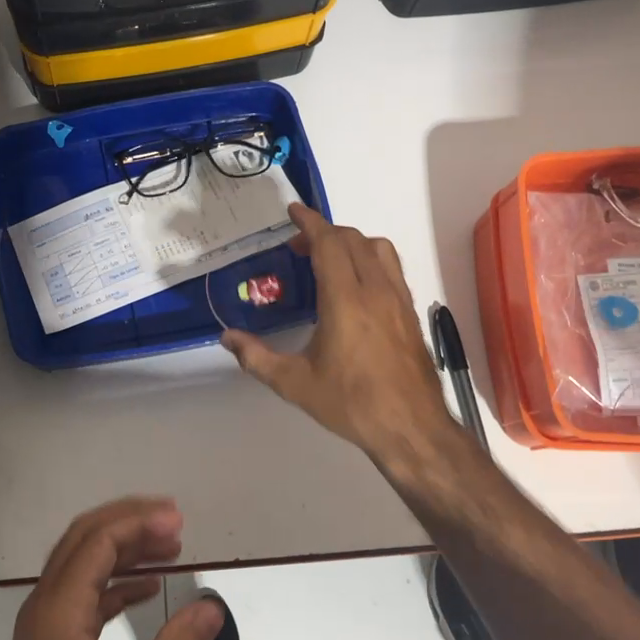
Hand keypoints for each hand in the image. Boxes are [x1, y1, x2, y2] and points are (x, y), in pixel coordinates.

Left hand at [0, 498, 224, 639]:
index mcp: (58, 611)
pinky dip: (114, 583)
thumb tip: (212, 605)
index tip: (180, 521)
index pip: (98, 541)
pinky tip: (147, 589)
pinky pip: (81, 595)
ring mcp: (41, 624)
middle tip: (176, 522)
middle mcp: (43, 605)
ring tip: (170, 548)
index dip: (140, 523)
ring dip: (123, 551)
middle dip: (129, 523)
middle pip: (83, 540)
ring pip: (81, 565)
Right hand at [222, 204, 462, 476]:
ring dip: (351, 242)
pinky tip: (356, 286)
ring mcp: (398, 300)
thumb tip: (227, 338)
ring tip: (329, 260)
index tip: (292, 212)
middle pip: (353, 240)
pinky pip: (392, 269)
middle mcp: (376, 291)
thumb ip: (257, 357)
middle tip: (298, 247)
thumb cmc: (351, 404)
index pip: (329, 244)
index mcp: (345, 301)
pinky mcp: (410, 313)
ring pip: (379, 249)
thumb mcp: (295, 384)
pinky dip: (370, 260)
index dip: (309, 223)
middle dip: (324, 232)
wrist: (411, 428)